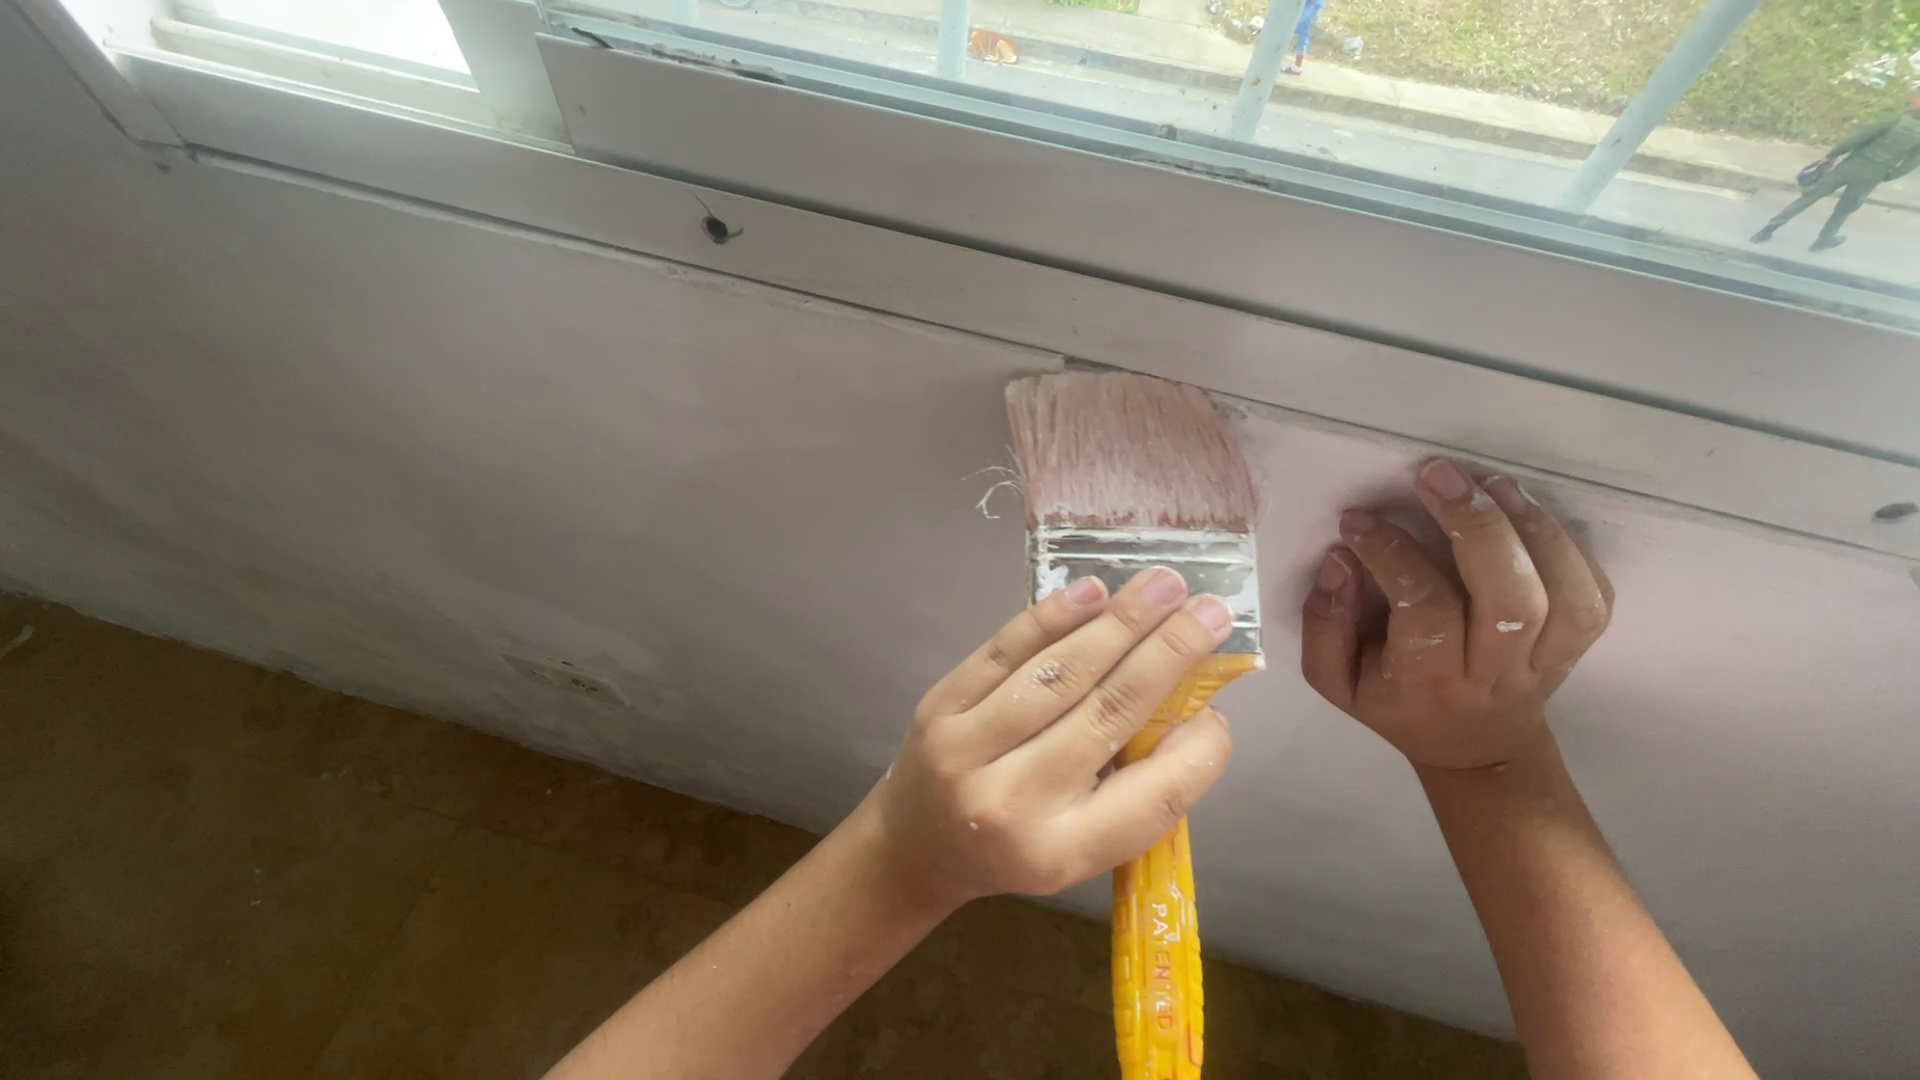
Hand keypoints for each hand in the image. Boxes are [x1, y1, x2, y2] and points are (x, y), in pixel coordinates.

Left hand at [868, 567, 1235, 908]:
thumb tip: (1194, 712)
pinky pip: (1006, 650)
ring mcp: (968, 748)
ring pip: (1060, 673)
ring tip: (1163, 586)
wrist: (918, 844)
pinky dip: (1053, 617)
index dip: (1198, 751)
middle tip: (1211, 611)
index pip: (1151, 797)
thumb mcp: (1077, 846)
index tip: (1223, 710)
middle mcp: (1014, 801)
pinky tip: (1094, 592)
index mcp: (1061, 851)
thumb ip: (1133, 790)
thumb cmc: (1012, 848)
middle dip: (1168, 655)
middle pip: (1107, 713)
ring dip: (1120, 624)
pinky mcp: (939, 706)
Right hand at [1300, 460, 1612, 771]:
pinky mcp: (1579, 643)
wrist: (1476, 746)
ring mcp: (1549, 658)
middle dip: (1474, 525)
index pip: (1423, 609)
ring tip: (1488, 480)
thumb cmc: (1395, 705)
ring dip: (1530, 526)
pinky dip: (1566, 544)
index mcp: (1431, 679)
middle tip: (1436, 475)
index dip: (1391, 555)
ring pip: (1565, 593)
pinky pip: (1592, 591)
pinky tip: (1523, 506)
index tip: (1357, 522)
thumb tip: (1340, 561)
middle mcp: (1497, 671)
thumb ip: (1324, 625)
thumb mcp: (1335, 680)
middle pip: (1509, 596)